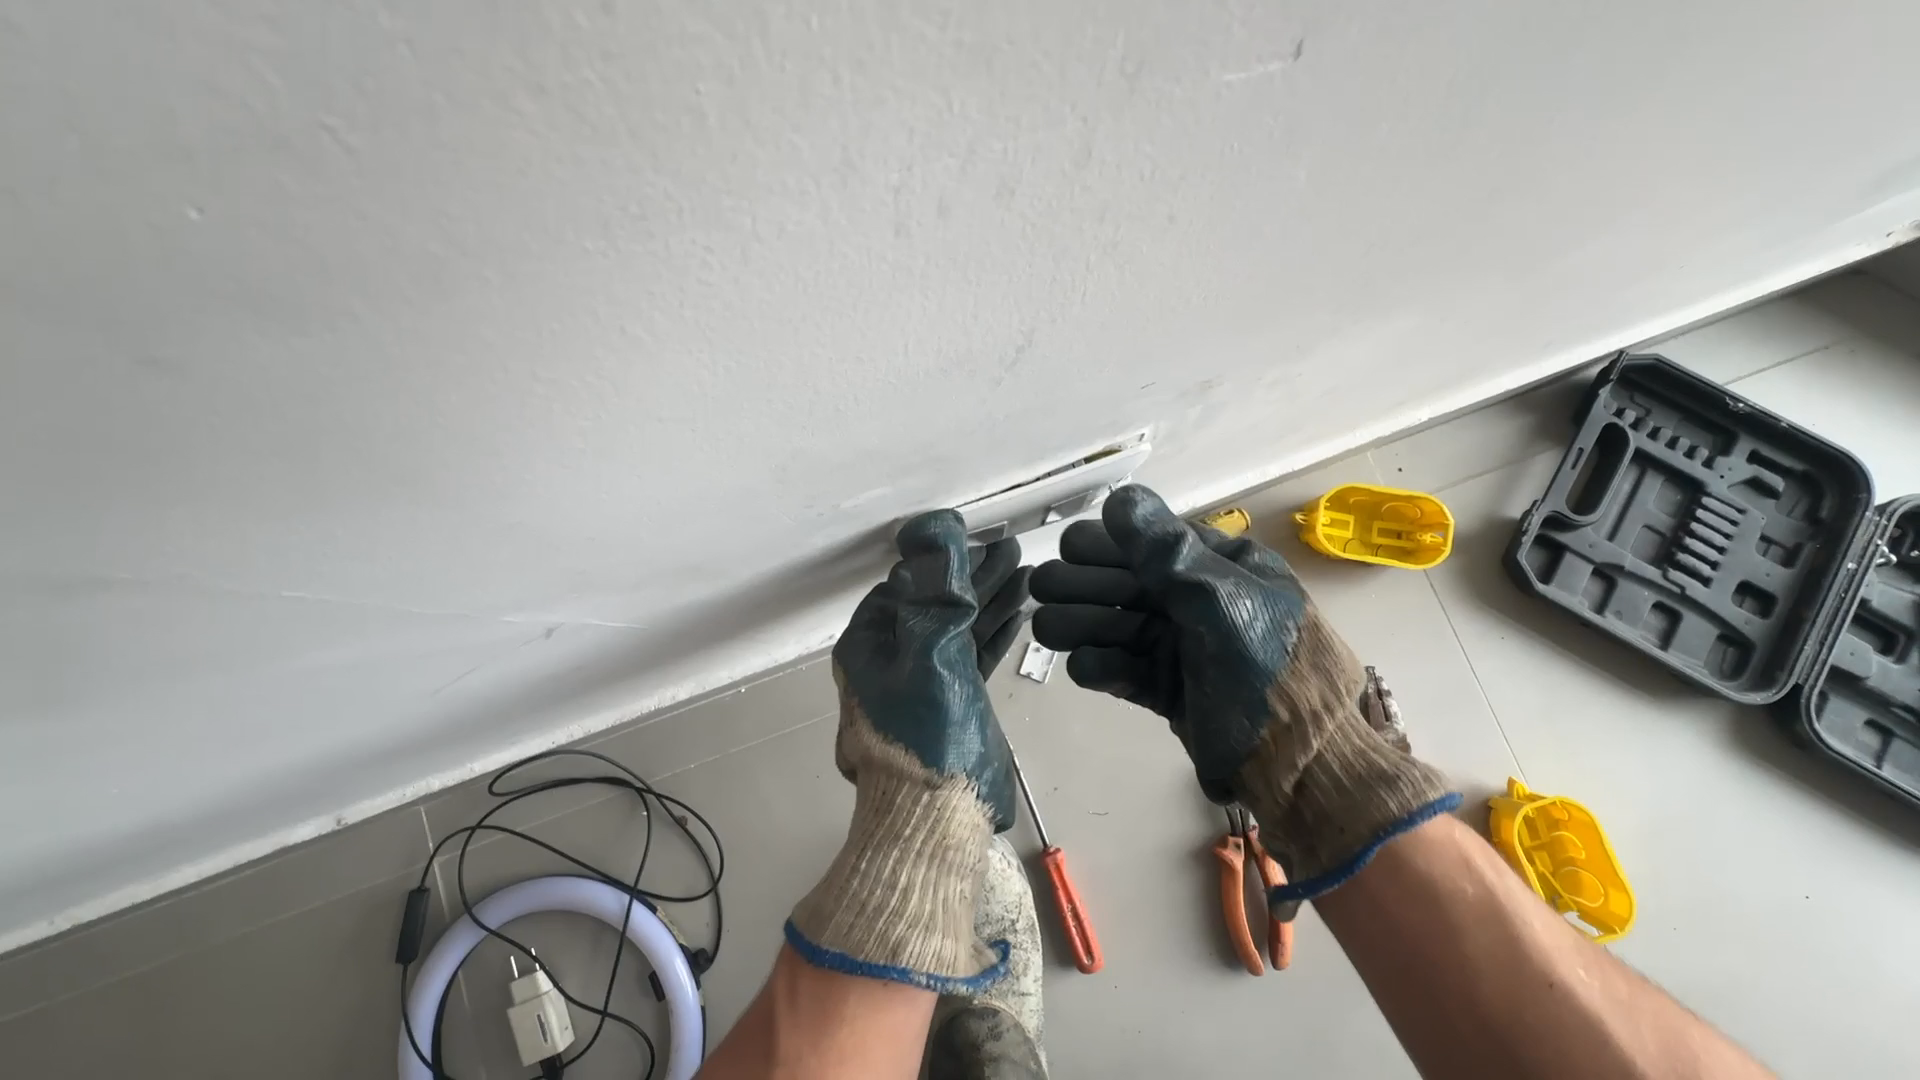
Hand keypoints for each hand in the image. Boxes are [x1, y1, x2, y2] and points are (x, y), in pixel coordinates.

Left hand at [830, 511, 1029, 828]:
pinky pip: (972, 653)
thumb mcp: (930, 652)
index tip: (979, 538)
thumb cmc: (925, 735)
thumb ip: (936, 590)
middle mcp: (893, 657)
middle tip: (1012, 547)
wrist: (935, 817)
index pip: (907, 584)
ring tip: (1023, 569)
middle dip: (974, 574)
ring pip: (959, 626)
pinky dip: (993, 629)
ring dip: (989, 597)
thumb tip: (936, 527)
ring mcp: (925, 680)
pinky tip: (1017, 610)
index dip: (944, 559)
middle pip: (938, 601)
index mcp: (871, 643)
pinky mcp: (953, 701)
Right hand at [1028, 484, 1309, 801]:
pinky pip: (1119, 668)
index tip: (1071, 553)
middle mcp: (1192, 600)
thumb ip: (1167, 552)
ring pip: (1113, 625)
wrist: (1298, 767)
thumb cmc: (1268, 671)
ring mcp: (1176, 646)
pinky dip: (1099, 665)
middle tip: (1044, 590)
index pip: (1148, 543)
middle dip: (1083, 585)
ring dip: (1080, 622)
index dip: (1106, 545)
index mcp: (1217, 567)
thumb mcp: (1224, 601)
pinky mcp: (1162, 688)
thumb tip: (1119, 497)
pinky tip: (1086, 667)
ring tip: (1049, 629)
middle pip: (1121, 583)